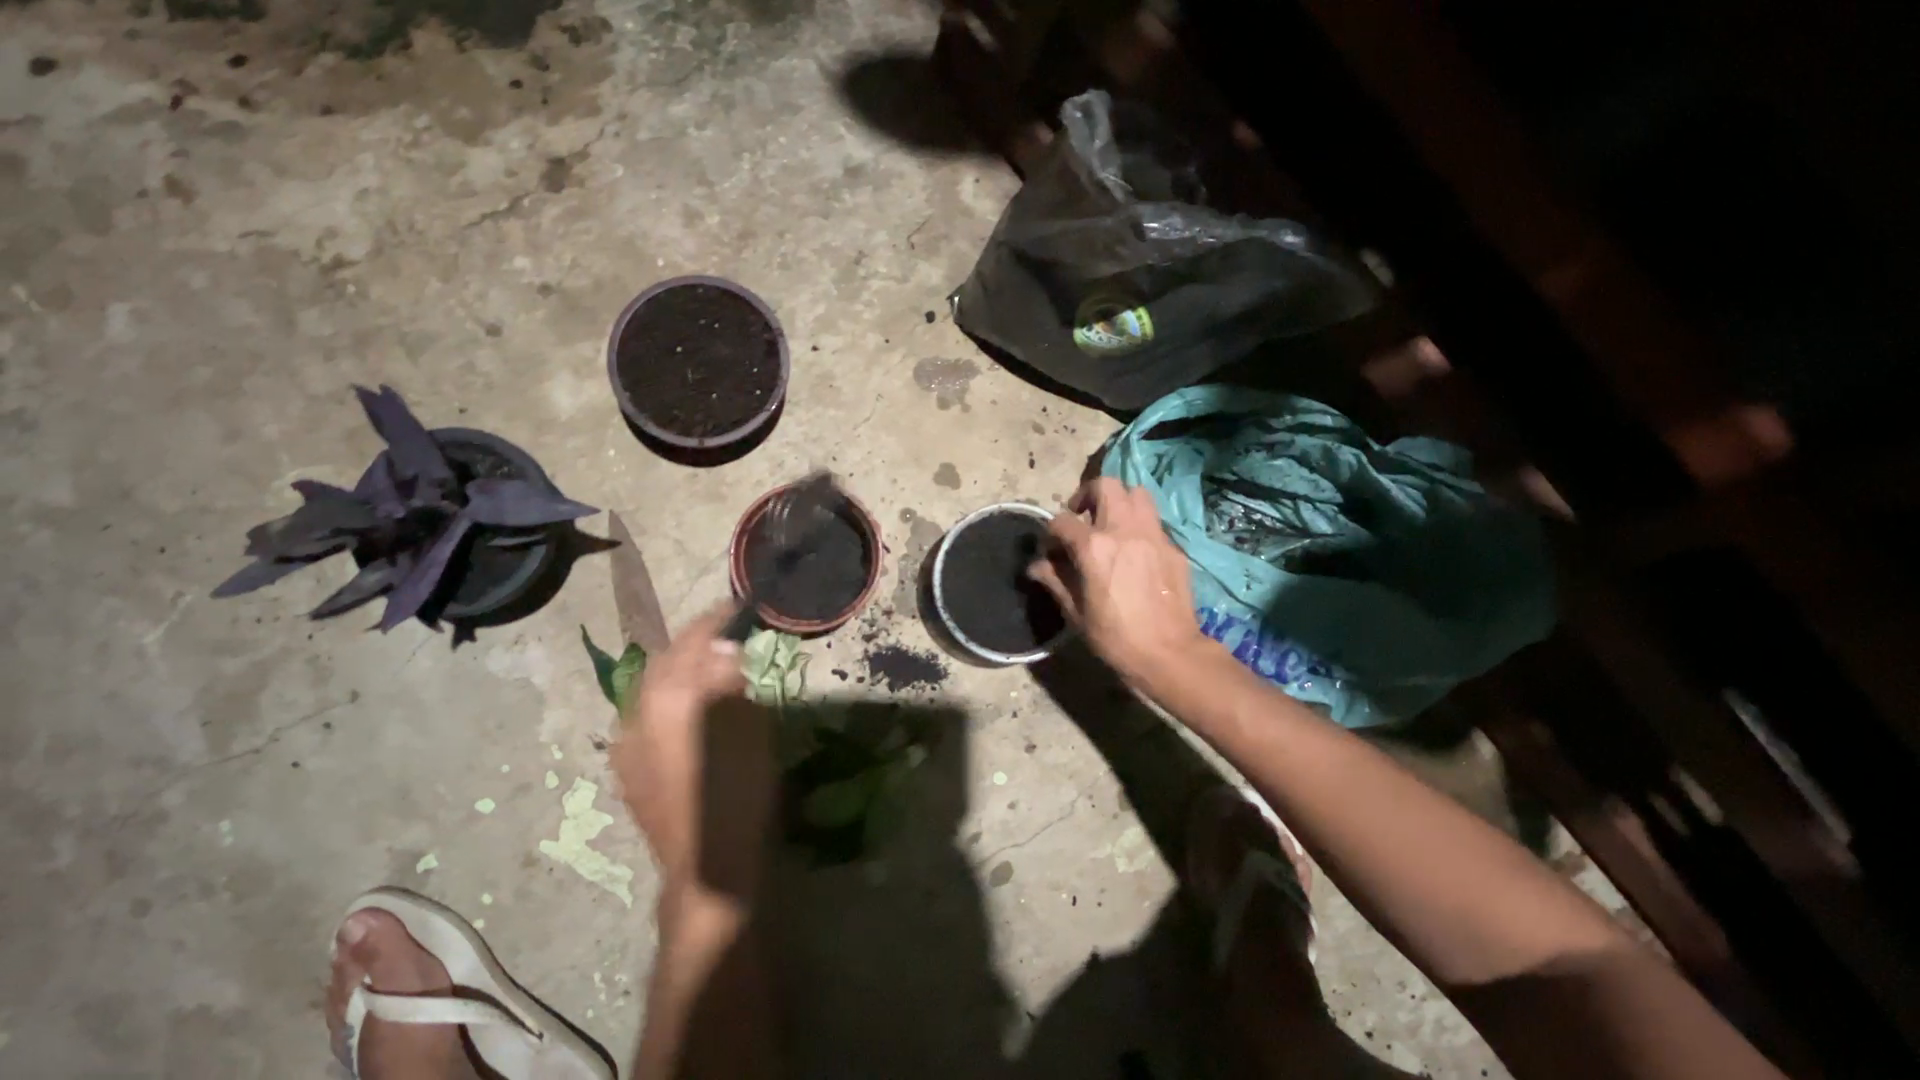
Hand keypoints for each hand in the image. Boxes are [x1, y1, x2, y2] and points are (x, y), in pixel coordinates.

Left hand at [612, 606, 771, 905]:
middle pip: (664, 661)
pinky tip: (684, 713)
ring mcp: (626, 742)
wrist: (707, 867)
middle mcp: (637, 713)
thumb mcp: (750, 731)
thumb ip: (731, 681)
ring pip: (649, 690)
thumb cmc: (740, 796)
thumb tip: (723, 647)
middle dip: (692, 644)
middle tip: (724, 636)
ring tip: (706, 671)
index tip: (737, 608)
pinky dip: (665, 703)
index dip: (715, 621)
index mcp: (671, 698)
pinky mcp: (626, 768)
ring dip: (677, 673)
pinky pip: (643, 718)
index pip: (692, 642)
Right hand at [1028, 477, 1210, 690]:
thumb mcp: (1076, 613)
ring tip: (1111, 524)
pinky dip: (1139, 526)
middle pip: (1105, 485)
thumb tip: (1036, 565)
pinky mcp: (1174, 547)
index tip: (1051, 548)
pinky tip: (1135, 551)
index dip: (1051, 533)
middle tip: (1082, 517)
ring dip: (1120, 501)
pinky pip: (1154, 522)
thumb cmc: (1116, 638)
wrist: (1169, 653)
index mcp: (1094, 547)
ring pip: (1137, 494)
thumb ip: (1055, 580)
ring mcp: (1154, 535)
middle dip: (1088, 495)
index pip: (1062, 521)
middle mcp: (1124, 530)